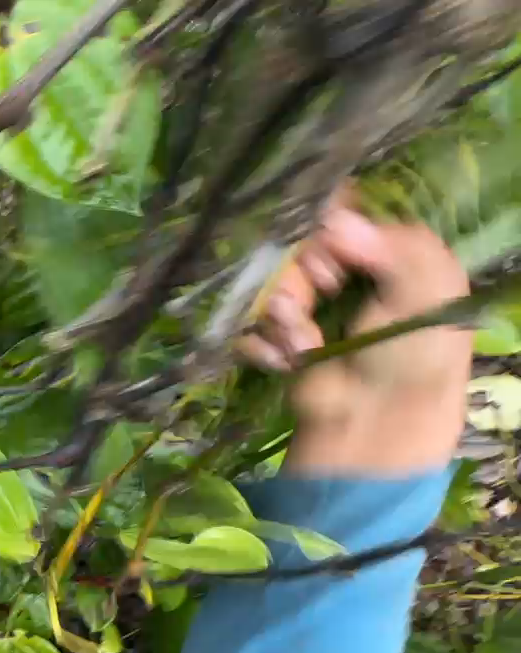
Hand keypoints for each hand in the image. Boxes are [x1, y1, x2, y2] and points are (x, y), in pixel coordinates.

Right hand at [243, 202, 471, 473]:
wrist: (374, 413)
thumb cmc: (413, 351)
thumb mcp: (426, 291)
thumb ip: (391, 249)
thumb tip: (332, 222)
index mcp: (378, 253)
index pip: (330, 225)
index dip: (319, 242)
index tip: (331, 270)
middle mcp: (334, 275)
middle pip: (287, 260)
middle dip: (295, 289)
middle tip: (310, 310)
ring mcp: (298, 309)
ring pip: (260, 295)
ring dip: (278, 325)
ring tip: (303, 350)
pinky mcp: (267, 340)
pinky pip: (242, 330)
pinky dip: (259, 348)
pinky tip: (284, 363)